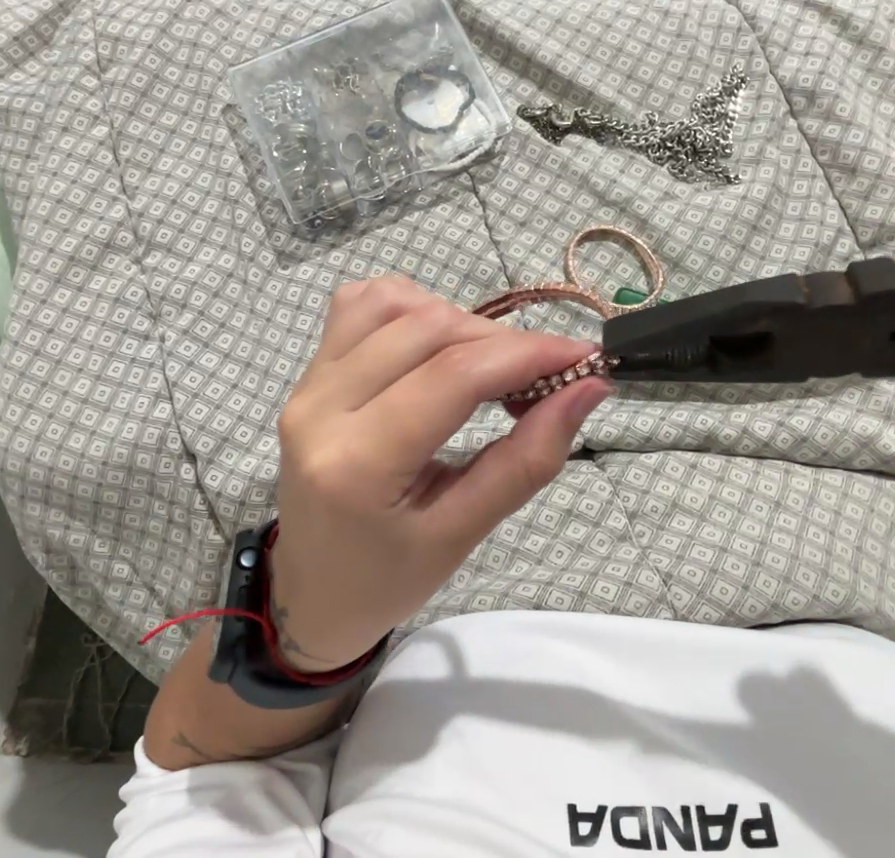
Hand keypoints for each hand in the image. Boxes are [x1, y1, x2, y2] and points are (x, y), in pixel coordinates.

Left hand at [264, 276, 611, 671]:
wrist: (309, 591)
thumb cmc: (386, 579)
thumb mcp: (462, 536)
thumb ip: (526, 461)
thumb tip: (587, 390)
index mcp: (356, 464)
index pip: (452, 377)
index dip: (526, 354)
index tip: (584, 358)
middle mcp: (320, 409)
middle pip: (427, 328)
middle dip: (501, 341)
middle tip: (544, 378)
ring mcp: (307, 384)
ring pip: (393, 303)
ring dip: (458, 320)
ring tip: (489, 367)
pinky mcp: (307, 373)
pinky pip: (359, 305)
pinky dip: (411, 308)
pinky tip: (437, 346)